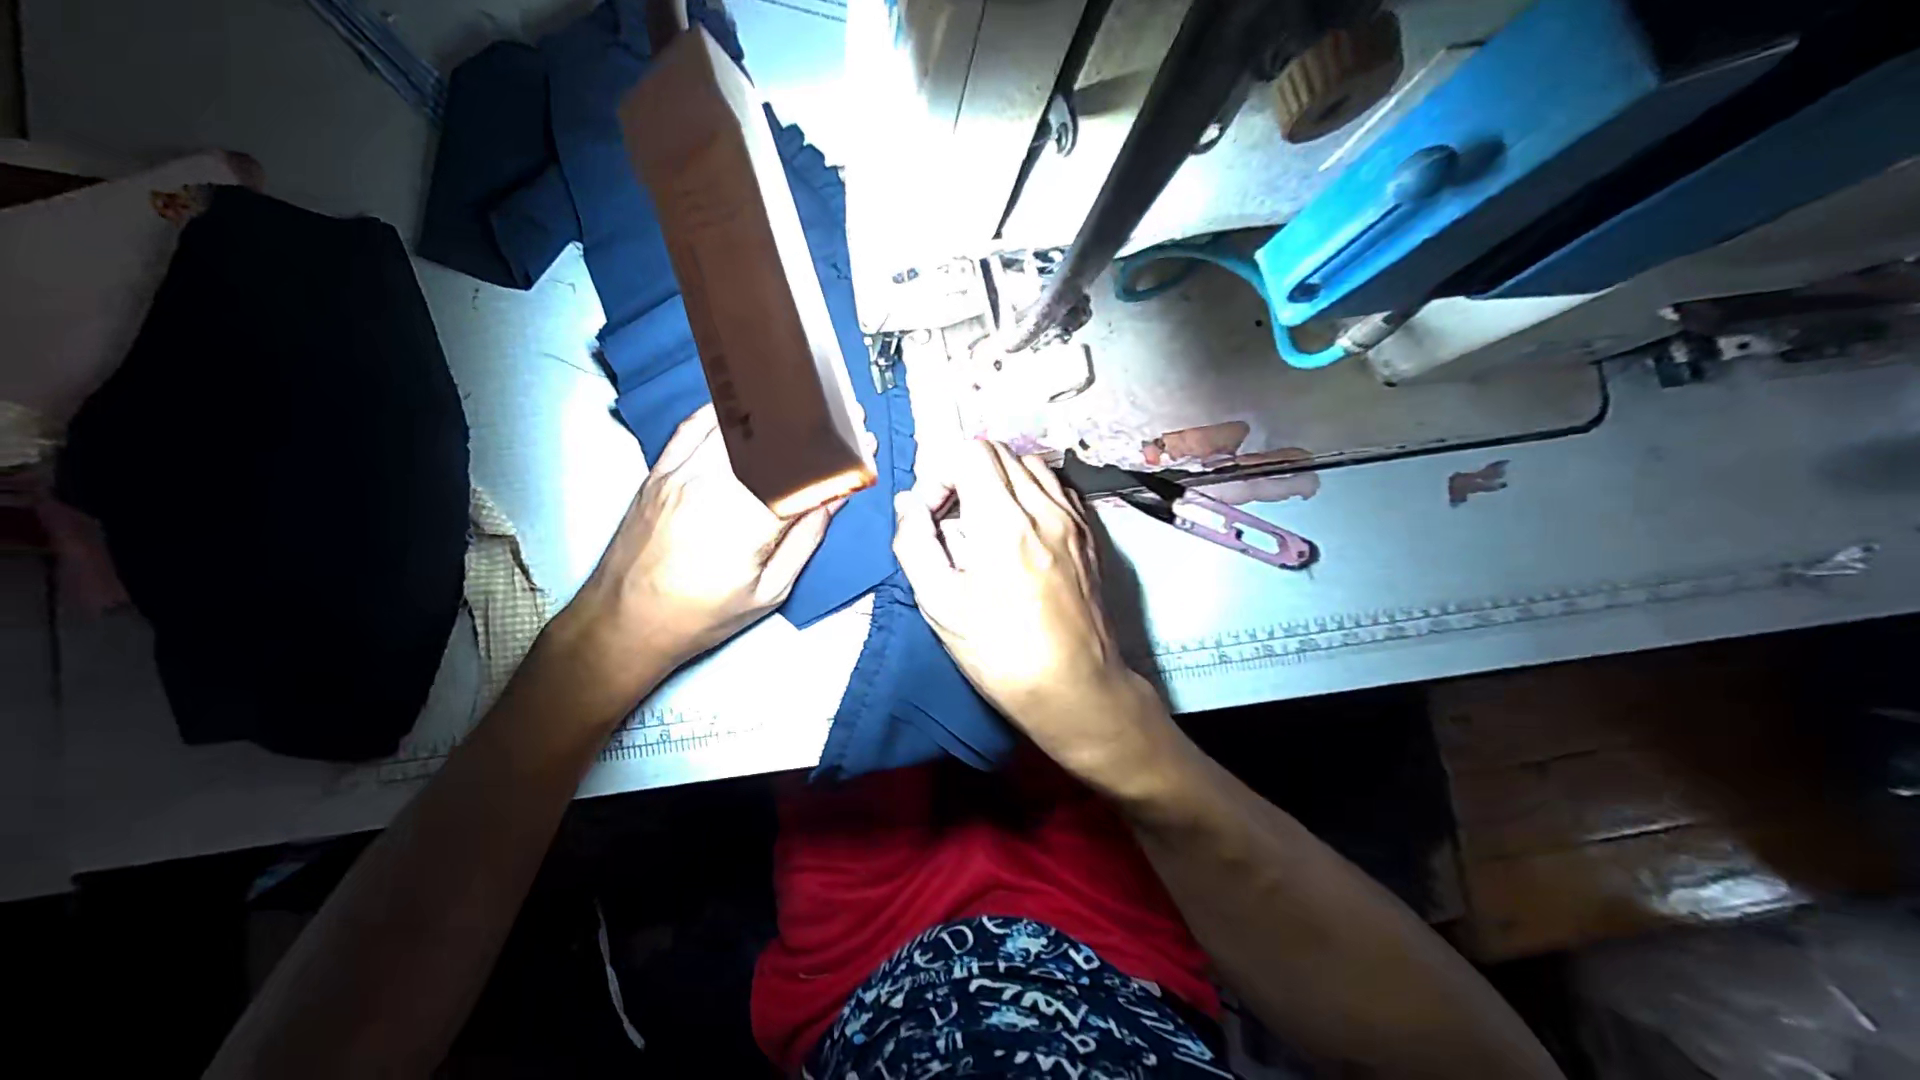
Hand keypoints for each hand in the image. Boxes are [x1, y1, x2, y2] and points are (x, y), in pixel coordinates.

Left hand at [551, 405, 840, 715]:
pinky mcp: (659, 471)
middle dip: (817, 424)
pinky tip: (750, 406)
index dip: (840, 455)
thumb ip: (804, 540)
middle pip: (777, 439)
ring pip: (739, 424)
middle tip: (843, 414)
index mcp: (746, 523)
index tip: (862, 442)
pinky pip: (696, 425)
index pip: (807, 474)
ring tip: (807, 402)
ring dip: (779, 410)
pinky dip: (726, 411)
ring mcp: (681, 473)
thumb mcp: (767, 592)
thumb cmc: (696, 617)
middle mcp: (712, 487)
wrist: (622, 622)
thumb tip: (831, 500)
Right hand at [893, 439, 1171, 788]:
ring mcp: (1074, 520)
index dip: (939, 475)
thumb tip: (908, 504)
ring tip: (986, 528)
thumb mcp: (940, 605)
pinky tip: (1020, 534)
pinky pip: (1056, 489)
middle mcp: (1045, 510)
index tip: (934, 516)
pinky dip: (1030, 495)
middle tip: (953, 523)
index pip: (970, 452)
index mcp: (1004, 523)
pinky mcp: (1090, 536)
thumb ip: (915, 543)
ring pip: (1030, 465)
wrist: (1077, 689)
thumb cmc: (1003, 656)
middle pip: (999, 452)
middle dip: (965, 476)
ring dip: (998, 483)